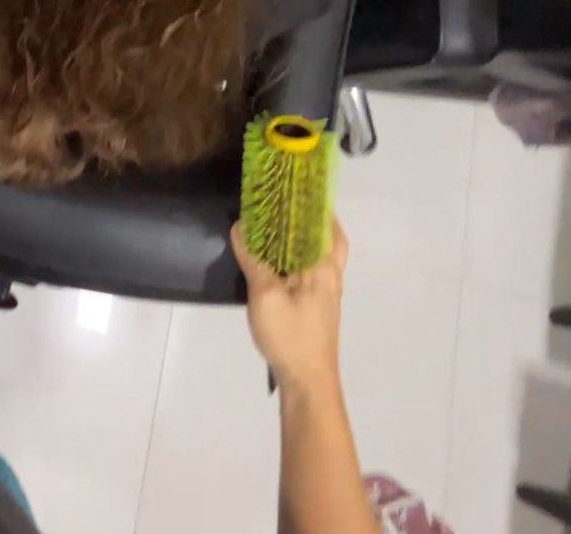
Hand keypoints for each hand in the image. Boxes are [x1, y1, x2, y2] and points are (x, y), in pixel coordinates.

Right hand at [232, 219, 350, 397]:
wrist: (307, 384)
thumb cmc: (291, 336)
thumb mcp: (265, 294)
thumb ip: (253, 259)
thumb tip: (240, 226)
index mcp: (324, 270)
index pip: (328, 228)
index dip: (318, 205)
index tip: (301, 186)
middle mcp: (329, 278)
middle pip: (327, 241)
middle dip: (311, 220)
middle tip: (285, 202)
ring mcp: (323, 296)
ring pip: (316, 257)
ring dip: (302, 239)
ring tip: (274, 224)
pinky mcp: (313, 309)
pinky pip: (306, 272)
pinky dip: (293, 258)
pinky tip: (272, 260)